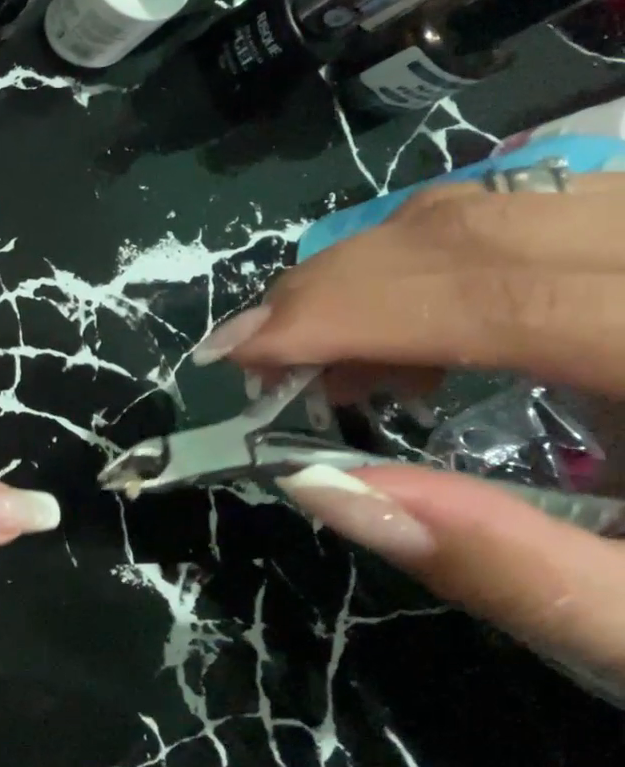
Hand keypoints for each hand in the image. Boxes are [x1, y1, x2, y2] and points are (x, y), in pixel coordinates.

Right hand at [190, 175, 624, 690]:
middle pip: (479, 226)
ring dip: (375, 270)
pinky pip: (530, 200)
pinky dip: (433, 254)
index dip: (342, 312)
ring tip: (338, 355)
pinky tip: (420, 323)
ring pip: (496, 200)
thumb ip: (510, 567)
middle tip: (259, 356)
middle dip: (334, 286)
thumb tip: (315, 485)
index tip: (235, 357)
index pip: (499, 293)